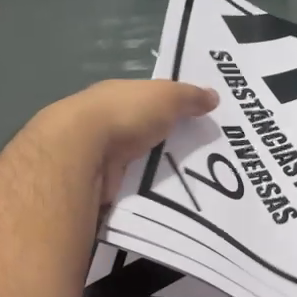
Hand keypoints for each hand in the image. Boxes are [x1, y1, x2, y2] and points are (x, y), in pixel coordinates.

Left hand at [34, 80, 218, 202]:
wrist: (83, 152)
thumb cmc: (125, 114)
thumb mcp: (166, 96)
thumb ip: (190, 97)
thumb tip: (214, 96)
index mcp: (117, 96)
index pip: (147, 100)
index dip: (170, 109)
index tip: (195, 123)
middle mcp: (106, 122)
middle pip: (143, 133)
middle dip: (165, 143)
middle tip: (201, 158)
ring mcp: (100, 154)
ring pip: (136, 162)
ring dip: (155, 170)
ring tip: (192, 184)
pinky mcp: (100, 182)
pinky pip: (130, 186)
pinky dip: (145, 191)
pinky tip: (167, 200)